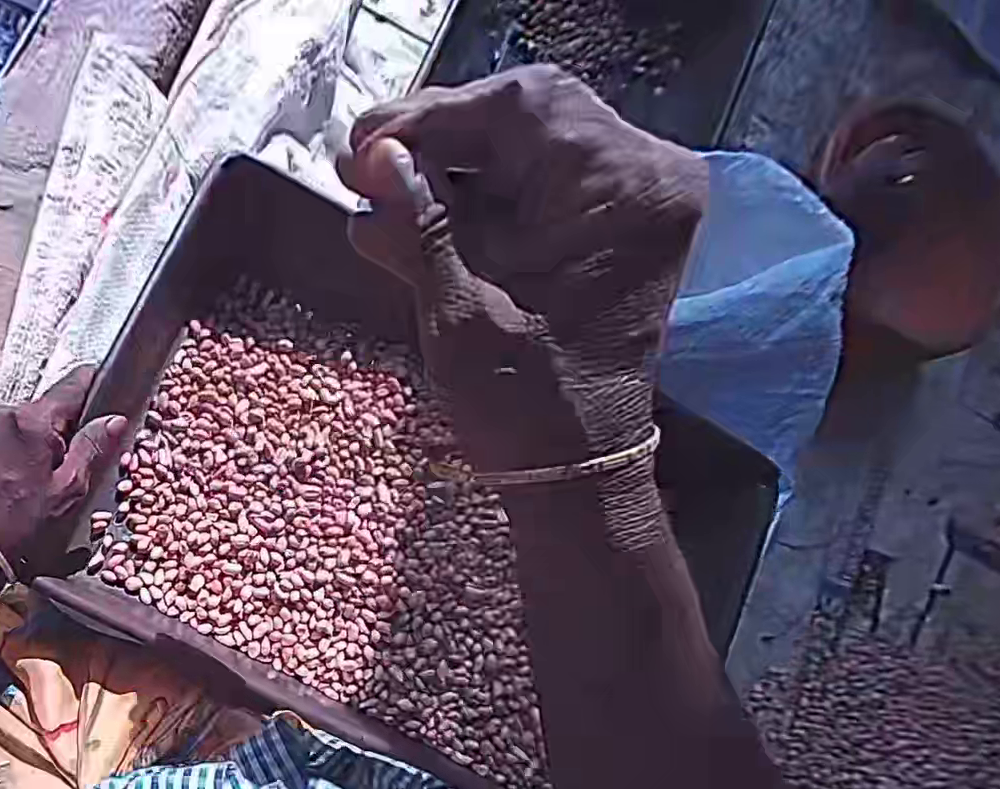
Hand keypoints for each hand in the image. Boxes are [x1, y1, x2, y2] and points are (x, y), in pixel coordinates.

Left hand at [0, 366, 126, 579]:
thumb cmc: (21, 519)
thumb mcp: (69, 486)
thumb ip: (93, 447)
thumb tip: (115, 420)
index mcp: (34, 420)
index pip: (77, 382)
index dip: (101, 387)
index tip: (115, 398)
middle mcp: (10, 412)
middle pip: (57, 401)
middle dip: (77, 421)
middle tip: (90, 453)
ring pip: (39, 417)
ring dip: (55, 435)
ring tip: (61, 470)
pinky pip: (21, 429)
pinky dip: (36, 443)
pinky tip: (39, 472)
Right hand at [338, 66, 706, 473]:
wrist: (567, 468)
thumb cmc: (520, 408)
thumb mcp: (459, 319)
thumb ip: (420, 231)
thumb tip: (373, 163)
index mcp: (623, 193)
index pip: (522, 109)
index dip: (432, 119)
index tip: (362, 144)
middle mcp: (640, 181)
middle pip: (525, 121)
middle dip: (434, 141)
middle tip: (359, 161)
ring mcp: (622, 207)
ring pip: (520, 154)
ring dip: (443, 171)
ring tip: (373, 188)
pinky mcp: (596, 234)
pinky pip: (525, 193)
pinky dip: (466, 203)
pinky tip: (409, 214)